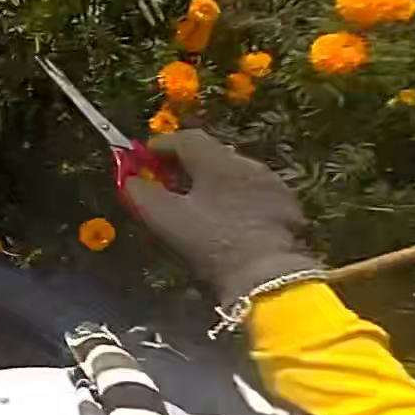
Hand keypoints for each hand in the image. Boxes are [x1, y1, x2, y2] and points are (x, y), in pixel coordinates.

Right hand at [123, 131, 323, 303]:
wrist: (264, 275)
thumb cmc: (208, 242)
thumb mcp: (163, 218)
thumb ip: (139, 192)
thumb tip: (128, 180)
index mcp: (216, 161)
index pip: (185, 139)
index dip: (160, 147)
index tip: (143, 159)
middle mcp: (247, 164)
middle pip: (210, 155)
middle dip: (184, 166)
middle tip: (165, 183)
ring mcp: (271, 185)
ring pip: (232, 175)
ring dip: (210, 183)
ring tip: (194, 205)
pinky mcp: (286, 208)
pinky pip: (251, 194)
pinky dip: (232, 200)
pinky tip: (223, 221)